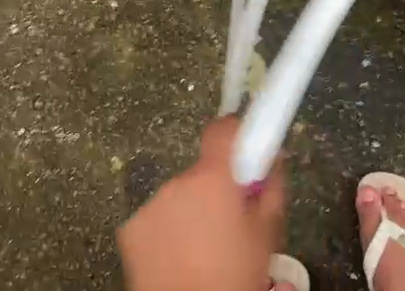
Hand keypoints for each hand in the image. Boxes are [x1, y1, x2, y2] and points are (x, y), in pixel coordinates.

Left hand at [118, 117, 287, 290]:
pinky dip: (168, 231)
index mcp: (214, 177)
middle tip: (229, 222)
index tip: (245, 146)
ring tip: (203, 248)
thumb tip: (274, 158)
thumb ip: (273, 188)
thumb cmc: (232, 276)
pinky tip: (179, 257)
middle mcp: (179, 180)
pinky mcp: (131, 228)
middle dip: (216, 190)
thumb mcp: (267, 236)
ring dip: (191, 212)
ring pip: (179, 197)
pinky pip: (157, 218)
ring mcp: (151, 203)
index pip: (222, 128)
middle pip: (202, 172)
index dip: (235, 131)